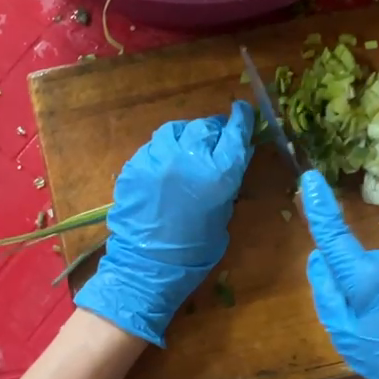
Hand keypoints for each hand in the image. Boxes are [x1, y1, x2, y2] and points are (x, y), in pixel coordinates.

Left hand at [75, 102, 252, 345]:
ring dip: (185, 136)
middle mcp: (189, 158)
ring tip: (187, 148)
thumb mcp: (222, 216)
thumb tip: (232, 159)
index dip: (242, 120)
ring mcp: (158, 158)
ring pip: (176, 130)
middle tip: (214, 139)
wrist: (148, 266)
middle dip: (213, 131)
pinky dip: (163, 152)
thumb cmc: (194, 251)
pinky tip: (165, 166)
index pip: (236, 133)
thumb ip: (226, 183)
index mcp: (218, 173)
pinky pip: (154, 147)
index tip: (242, 112)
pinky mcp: (135, 165)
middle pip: (205, 127)